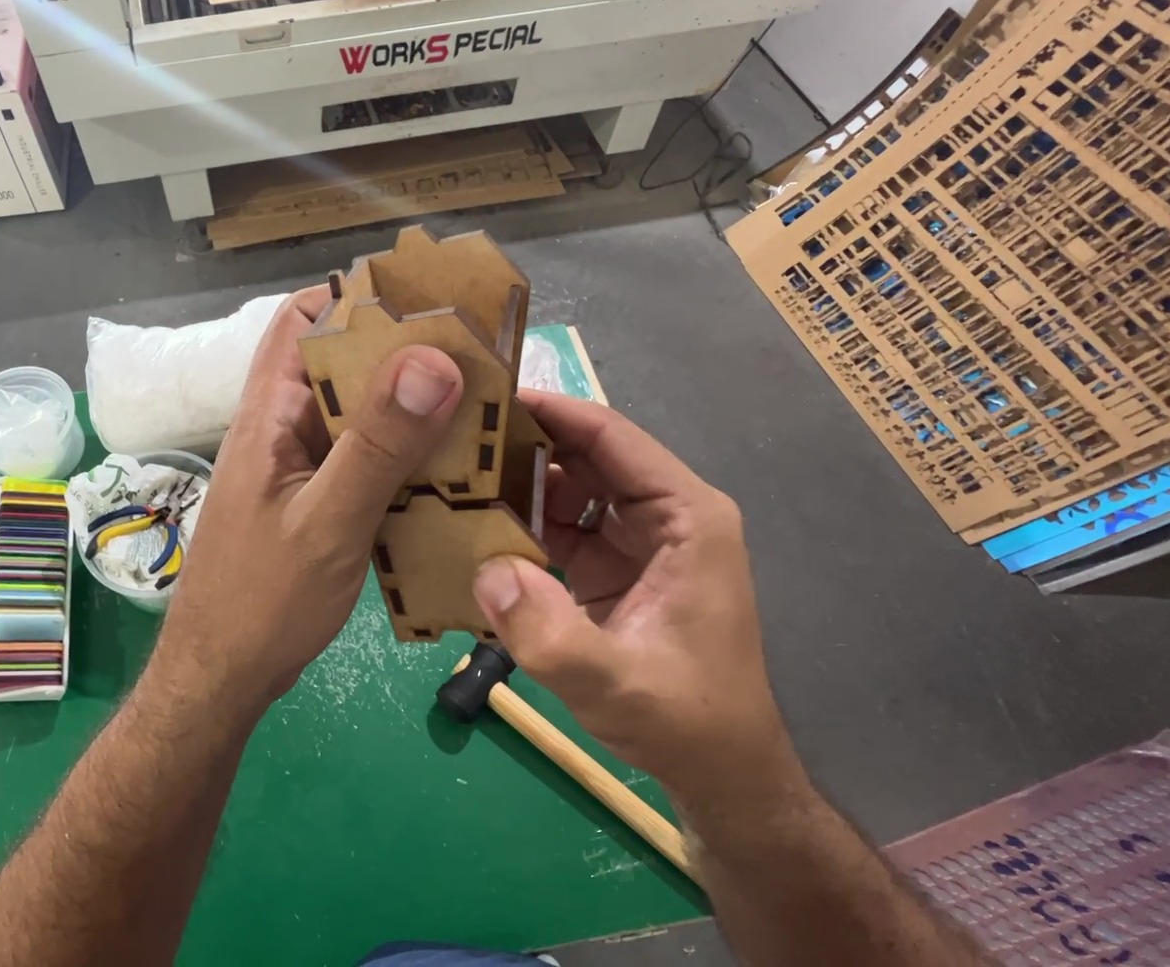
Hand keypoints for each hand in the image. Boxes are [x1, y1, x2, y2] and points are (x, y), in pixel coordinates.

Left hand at [154, 286, 463, 708]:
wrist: (222, 677)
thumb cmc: (262, 601)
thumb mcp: (326, 522)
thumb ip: (377, 446)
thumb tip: (432, 359)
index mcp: (267, 416)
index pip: (299, 323)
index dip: (354, 299)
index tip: (424, 299)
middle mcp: (280, 431)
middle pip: (338, 367)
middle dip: (401, 355)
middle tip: (474, 356)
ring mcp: (297, 470)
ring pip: (356, 417)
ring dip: (408, 410)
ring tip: (476, 406)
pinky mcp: (314, 504)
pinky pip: (362, 462)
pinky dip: (402, 458)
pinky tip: (448, 470)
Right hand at [471, 390, 793, 796]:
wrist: (718, 772)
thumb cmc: (684, 720)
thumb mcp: (614, 683)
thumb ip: (549, 632)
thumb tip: (485, 569)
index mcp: (686, 517)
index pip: (612, 436)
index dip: (551, 411)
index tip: (486, 397)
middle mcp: (665, 514)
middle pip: (586, 454)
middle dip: (523, 445)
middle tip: (452, 440)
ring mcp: (638, 540)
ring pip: (570, 487)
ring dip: (517, 484)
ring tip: (452, 478)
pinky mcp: (614, 566)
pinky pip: (561, 526)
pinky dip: (521, 524)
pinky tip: (474, 528)